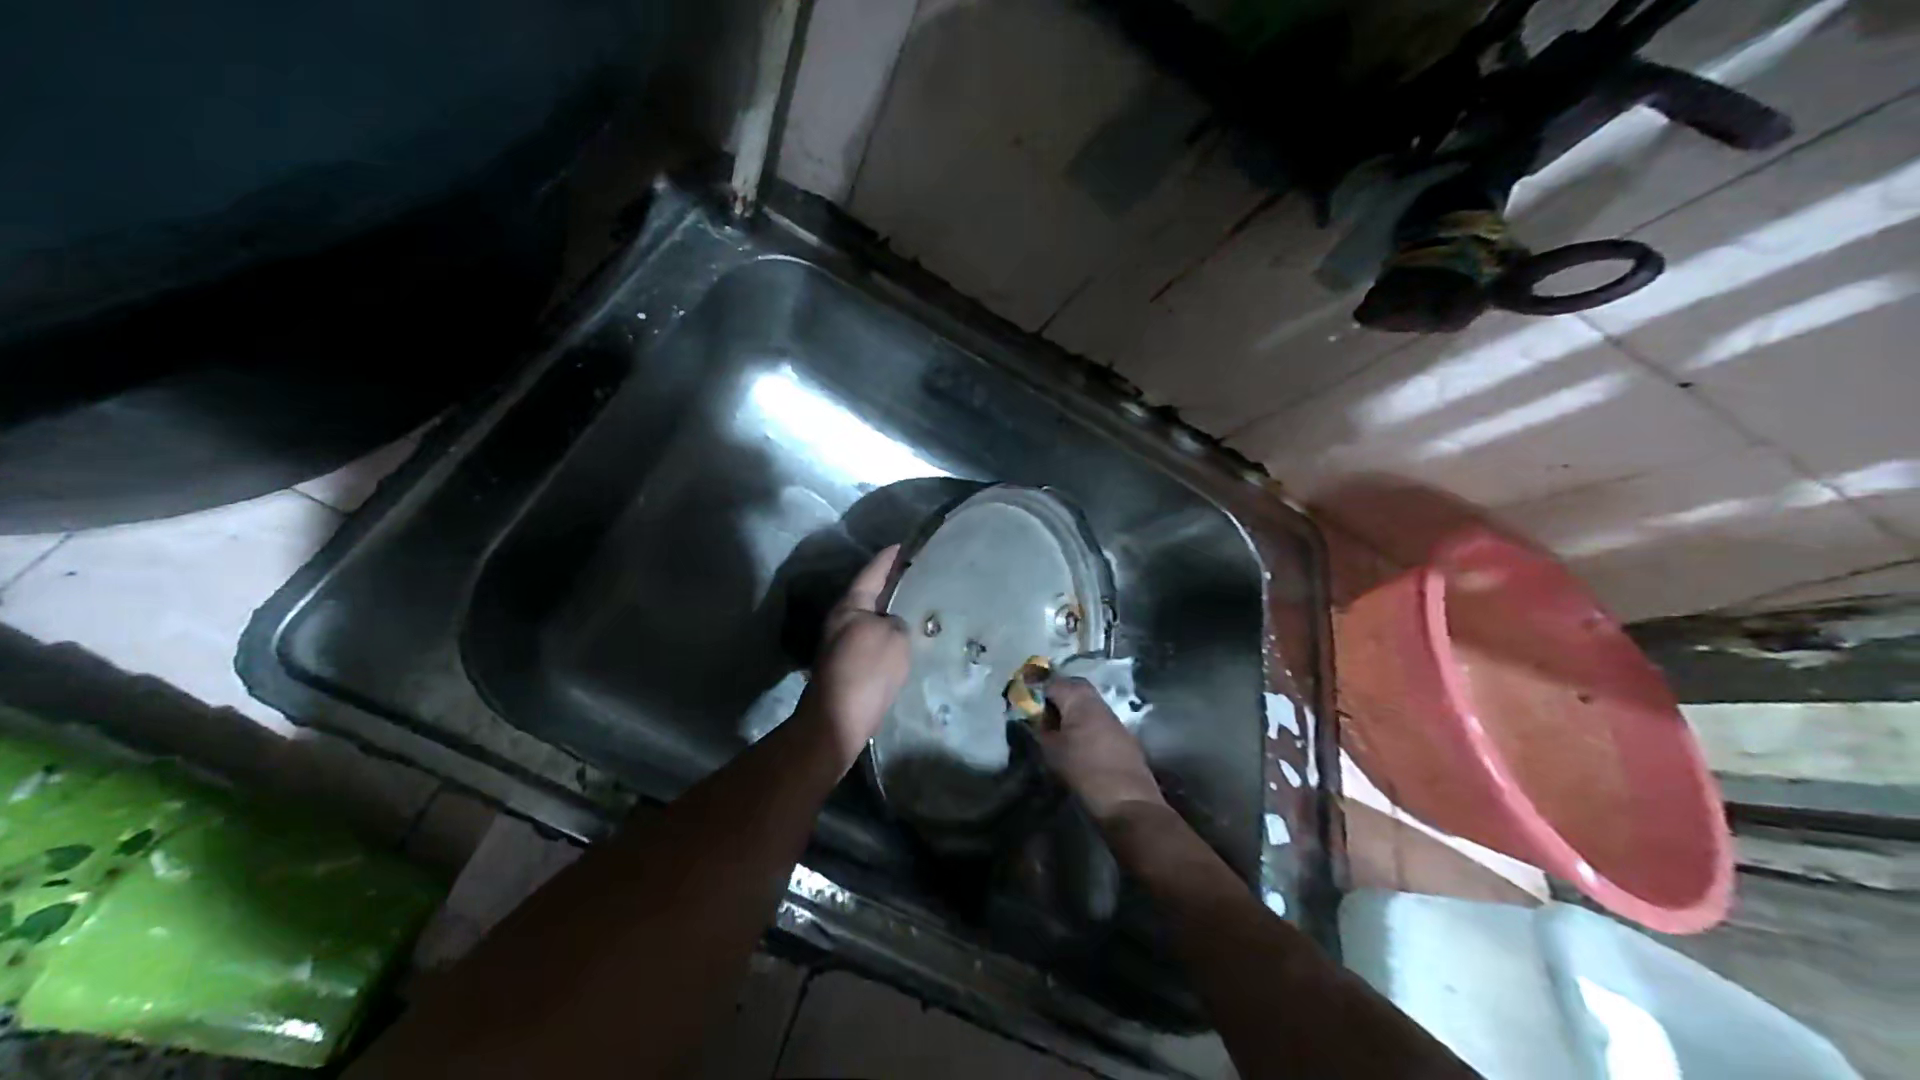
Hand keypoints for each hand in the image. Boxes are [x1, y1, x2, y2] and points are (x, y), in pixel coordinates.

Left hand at [804, 545, 910, 762]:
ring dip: (888, 612)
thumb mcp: (893, 636)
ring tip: (913, 605)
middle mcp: (840, 621)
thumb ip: (896, 621)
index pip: (871, 573)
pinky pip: (871, 641)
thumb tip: (890, 625)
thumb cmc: (866, 670)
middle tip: (913, 573)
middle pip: (868, 595)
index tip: (902, 545)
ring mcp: (840, 646)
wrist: (839, 720)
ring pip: (869, 620)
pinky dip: (886, 635)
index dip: (888, 558)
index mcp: (849, 606)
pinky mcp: (846, 667)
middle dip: (888, 584)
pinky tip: (902, 640)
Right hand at [1034, 676, 1166, 823]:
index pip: (1052, 683)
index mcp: (1080, 699)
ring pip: (1087, 704)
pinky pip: (1097, 720)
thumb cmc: (1084, 770)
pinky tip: (1076, 742)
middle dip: (1055, 698)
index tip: (1022, 705)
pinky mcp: (1123, 736)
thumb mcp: (1051, 750)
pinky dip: (1084, 724)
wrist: (1127, 801)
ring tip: (1056, 730)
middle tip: (1039, 715)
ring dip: (1070, 712)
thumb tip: (1031, 717)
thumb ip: (1039, 728)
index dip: (1035, 692)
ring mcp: (1114, 718)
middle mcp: (1099, 702)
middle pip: (1073, 688)